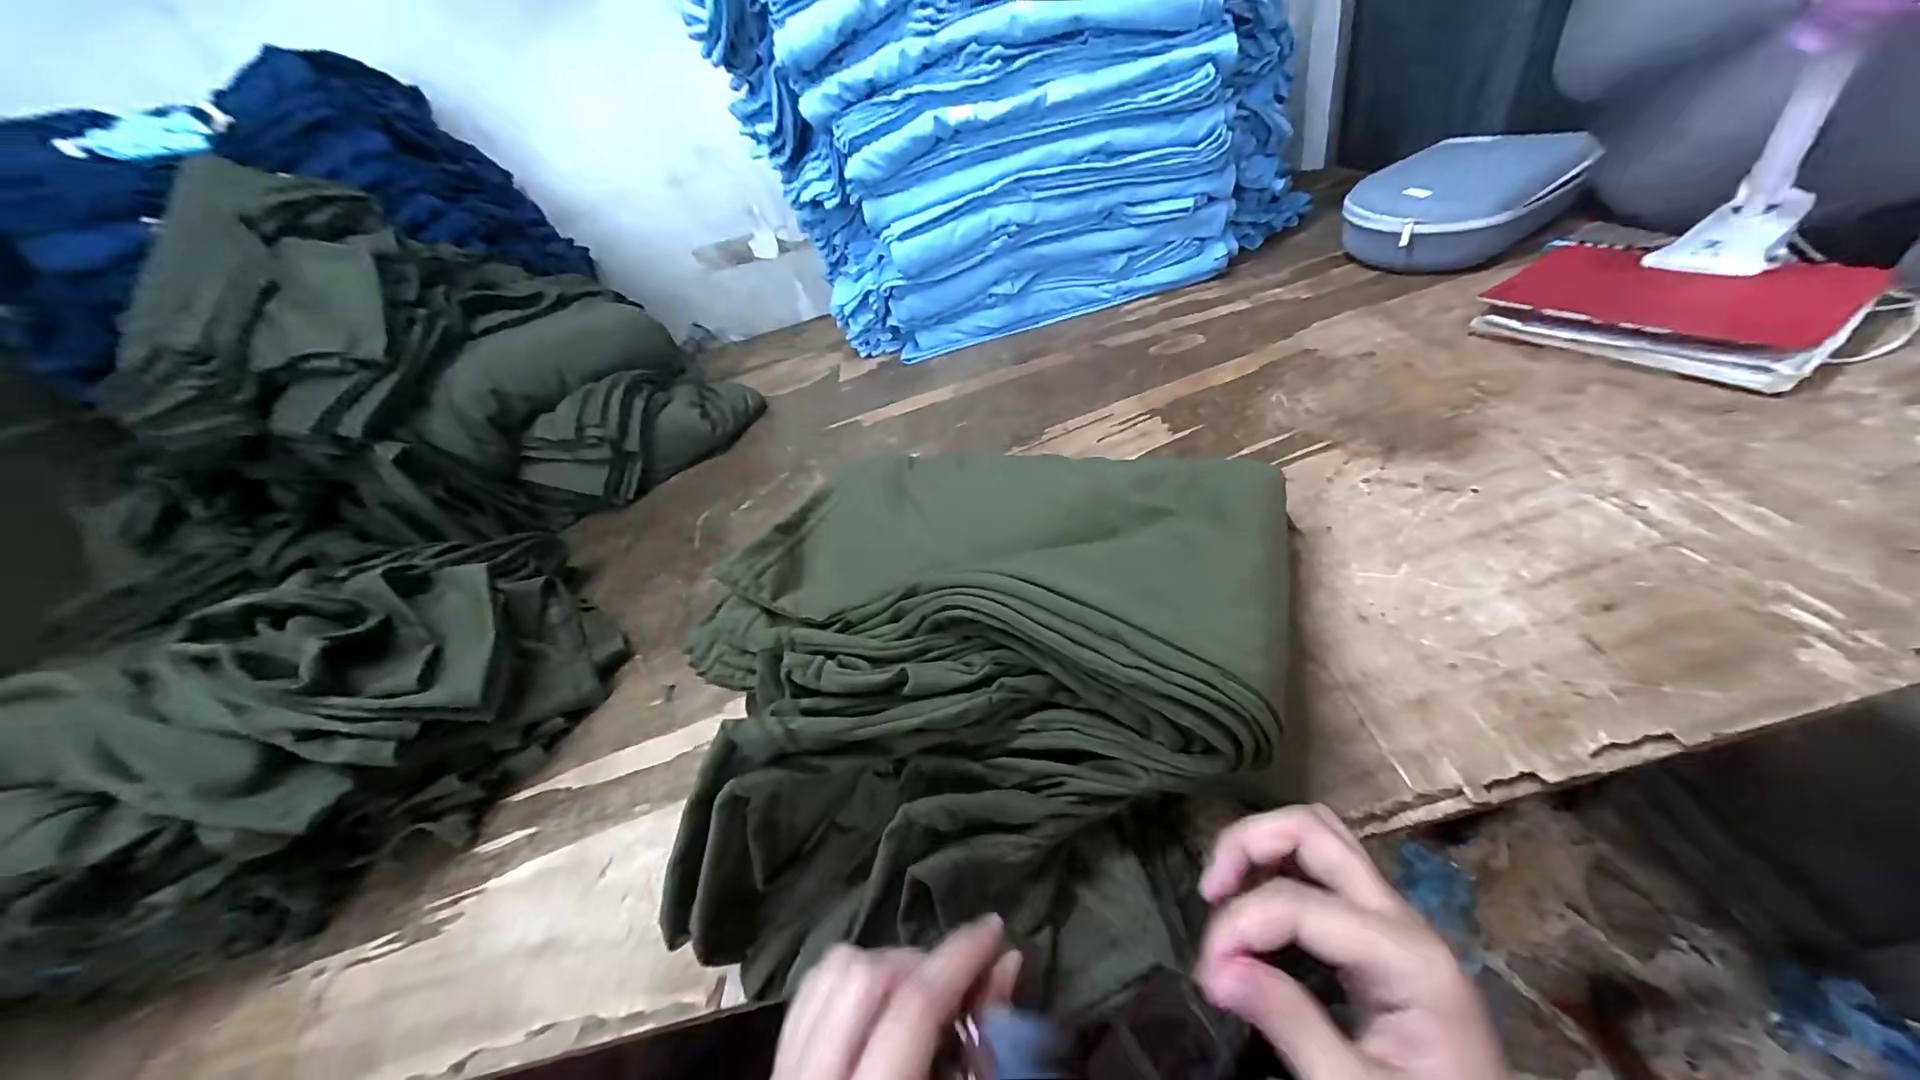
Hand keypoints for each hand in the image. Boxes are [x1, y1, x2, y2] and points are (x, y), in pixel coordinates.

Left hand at [772, 915, 1021, 1079]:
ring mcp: (786, 1072)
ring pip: (833, 971)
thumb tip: (1006, 966)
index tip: (995, 928)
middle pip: (866, 977)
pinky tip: (879, 1001)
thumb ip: (987, 1048)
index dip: (960, 957)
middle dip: (922, 962)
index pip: (913, 1006)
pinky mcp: (777, 1067)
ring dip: (886, 966)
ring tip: (920, 992)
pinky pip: (811, 991)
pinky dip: (850, 978)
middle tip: (958, 981)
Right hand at [1194, 806, 1508, 1079]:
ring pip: (1318, 833)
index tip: (1207, 976)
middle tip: (1209, 893)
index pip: (1295, 902)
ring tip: (1225, 891)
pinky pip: (1323, 862)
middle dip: (1246, 844)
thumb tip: (1216, 970)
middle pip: (1312, 829)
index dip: (1236, 926)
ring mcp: (1394, 917)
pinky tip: (1254, 899)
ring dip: (1261, 846)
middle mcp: (1402, 917)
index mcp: (1406, 956)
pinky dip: (1277, 862)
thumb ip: (1290, 1025)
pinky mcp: (1380, 928)